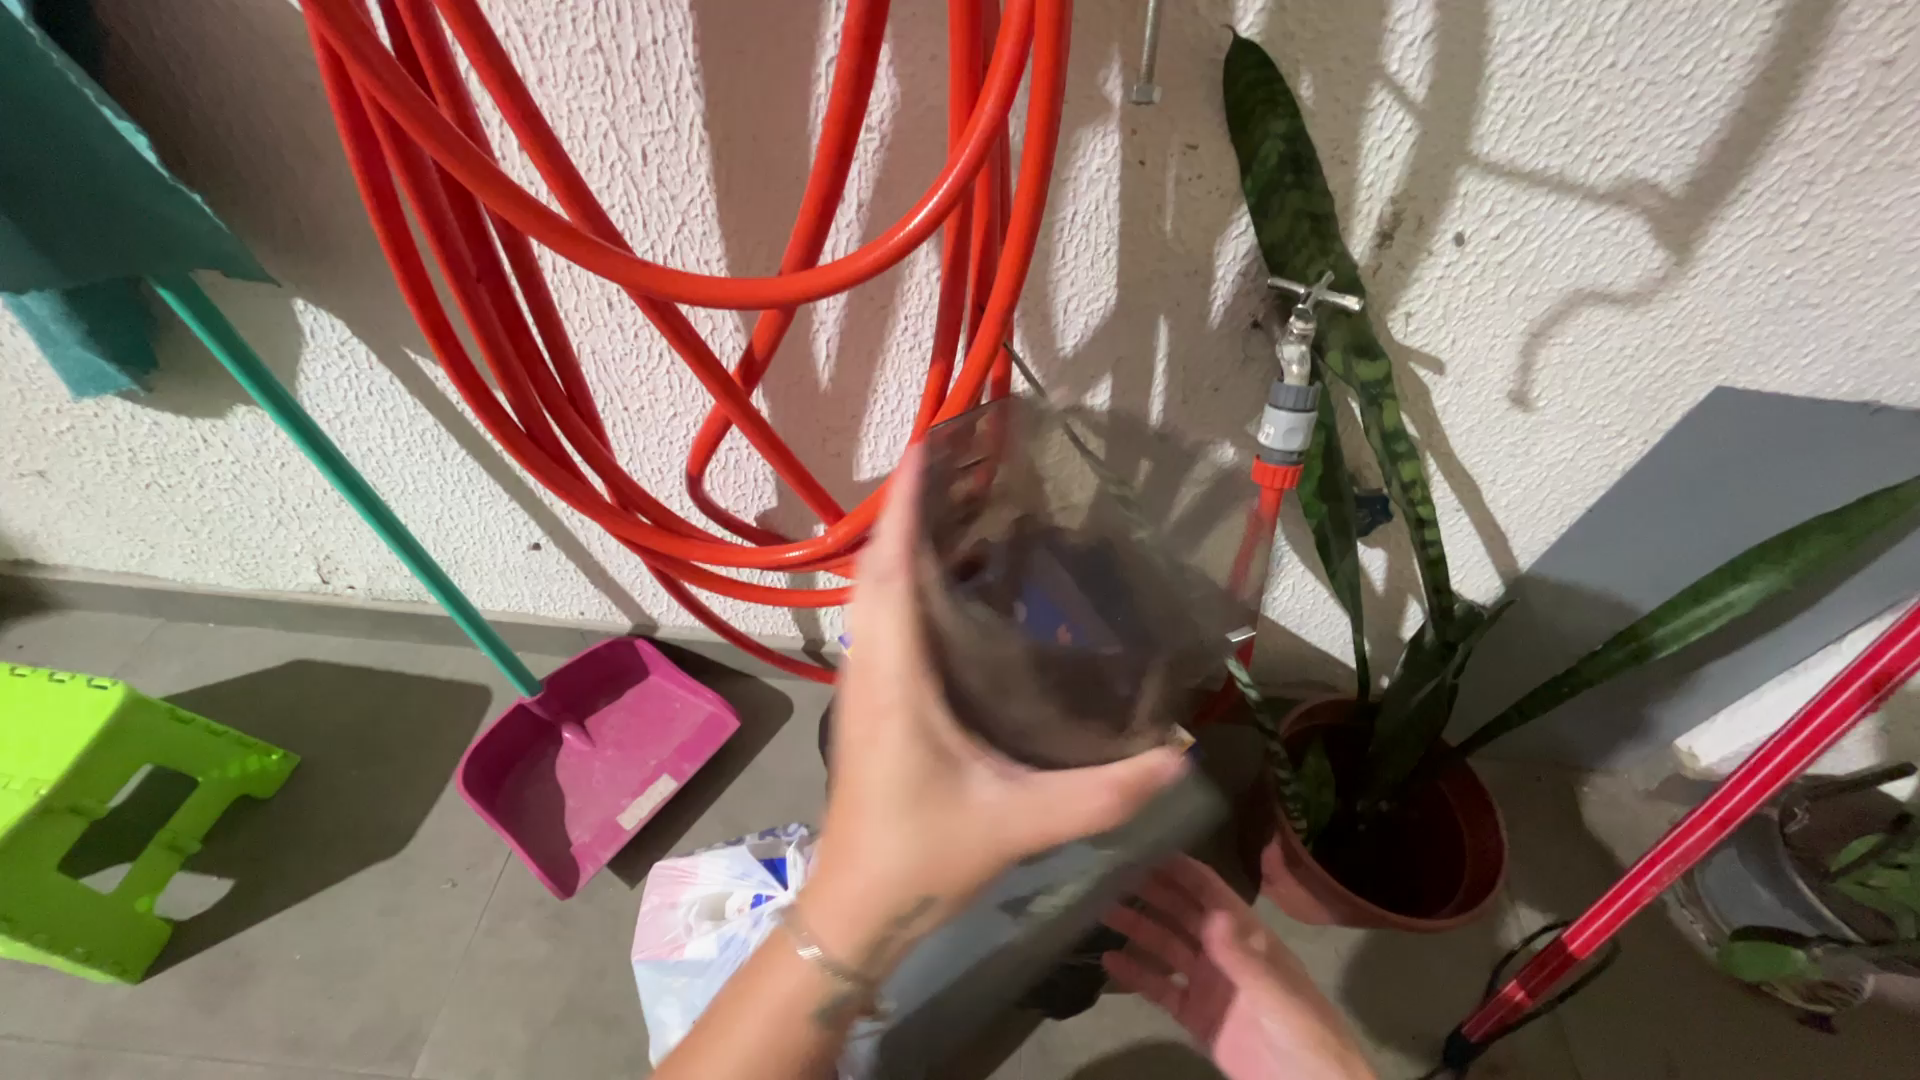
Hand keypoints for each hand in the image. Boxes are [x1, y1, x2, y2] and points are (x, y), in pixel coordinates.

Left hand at [801, 448, 1188, 975]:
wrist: (857, 906)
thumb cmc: (924, 860)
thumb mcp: (1021, 824)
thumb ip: (1104, 794)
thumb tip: (1180, 753)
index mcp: (897, 678)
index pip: (891, 572)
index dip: (903, 506)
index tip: (924, 449)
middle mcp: (869, 666)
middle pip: (876, 568)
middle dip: (906, 510)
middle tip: (954, 465)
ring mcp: (860, 682)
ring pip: (871, 592)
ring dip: (899, 543)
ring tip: (948, 506)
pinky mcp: (866, 699)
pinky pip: (877, 619)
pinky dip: (899, 582)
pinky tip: (941, 583)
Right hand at [1102, 855, 1374, 1079]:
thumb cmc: (1306, 1035)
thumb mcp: (1277, 995)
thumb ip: (1243, 958)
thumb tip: (1212, 912)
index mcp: (1247, 937)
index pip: (1209, 891)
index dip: (1181, 869)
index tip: (1145, 848)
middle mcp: (1223, 952)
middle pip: (1181, 913)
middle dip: (1149, 892)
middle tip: (1109, 875)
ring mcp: (1208, 984)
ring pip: (1166, 946)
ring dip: (1137, 927)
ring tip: (1101, 910)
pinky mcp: (1196, 1016)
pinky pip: (1161, 990)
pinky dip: (1136, 975)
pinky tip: (1109, 961)